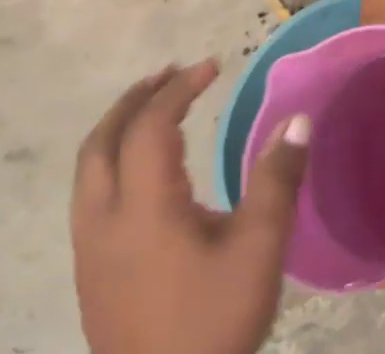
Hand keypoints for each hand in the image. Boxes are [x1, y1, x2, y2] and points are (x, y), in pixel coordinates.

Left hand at [71, 61, 309, 353]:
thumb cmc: (214, 318)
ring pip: (88, 173)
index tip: (212, 66)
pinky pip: (92, 197)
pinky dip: (115, 162)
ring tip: (157, 112)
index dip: (178, 90)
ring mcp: (90, 252)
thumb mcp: (260, 246)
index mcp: (143, 209)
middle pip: (99, 145)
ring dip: (119, 131)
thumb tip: (296, 119)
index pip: (150, 129)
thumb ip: (277, 179)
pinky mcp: (93, 274)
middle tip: (172, 75)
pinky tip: (150, 176)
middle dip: (133, 101)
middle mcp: (103, 223)